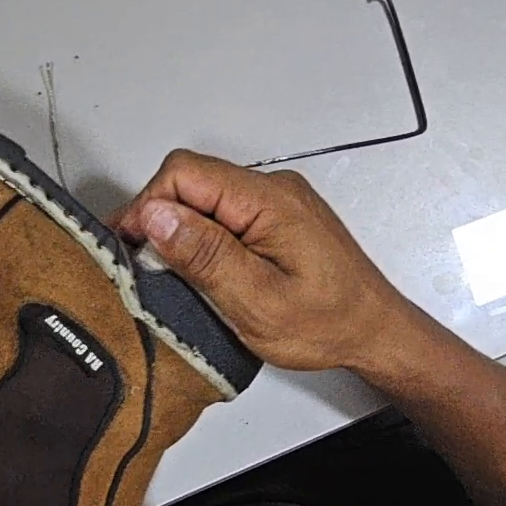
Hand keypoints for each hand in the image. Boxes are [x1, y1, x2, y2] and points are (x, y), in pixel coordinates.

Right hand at [110, 150, 421, 372]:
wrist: (374, 332)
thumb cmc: (328, 324)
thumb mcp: (257, 301)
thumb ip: (206, 255)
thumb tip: (155, 214)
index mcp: (269, 201)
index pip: (185, 173)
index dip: (147, 206)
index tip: (132, 248)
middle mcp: (274, 191)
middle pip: (192, 181)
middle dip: (160, 220)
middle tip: (149, 269)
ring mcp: (277, 204)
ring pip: (207, 199)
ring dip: (182, 233)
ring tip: (176, 277)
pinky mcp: (278, 220)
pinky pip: (227, 214)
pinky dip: (204, 239)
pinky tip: (205, 272)